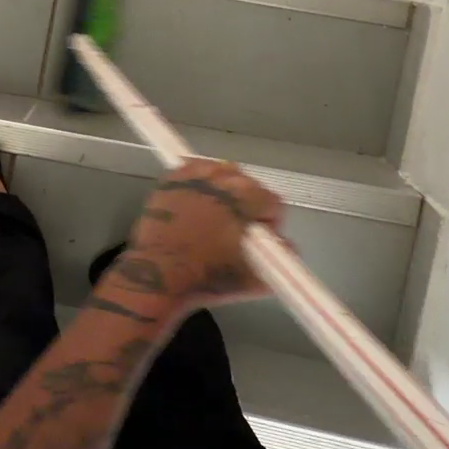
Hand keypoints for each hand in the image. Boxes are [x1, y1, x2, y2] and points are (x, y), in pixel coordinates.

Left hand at [110, 159, 283, 311]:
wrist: (160, 275)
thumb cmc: (208, 276)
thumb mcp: (255, 277)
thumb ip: (281, 259)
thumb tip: (288, 247)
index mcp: (247, 196)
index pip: (272, 201)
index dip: (270, 222)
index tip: (260, 238)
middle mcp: (222, 177)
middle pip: (247, 185)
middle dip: (246, 205)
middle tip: (236, 230)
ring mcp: (193, 175)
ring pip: (219, 173)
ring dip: (222, 190)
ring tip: (215, 215)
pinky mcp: (170, 179)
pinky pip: (191, 170)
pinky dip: (196, 182)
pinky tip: (194, 200)